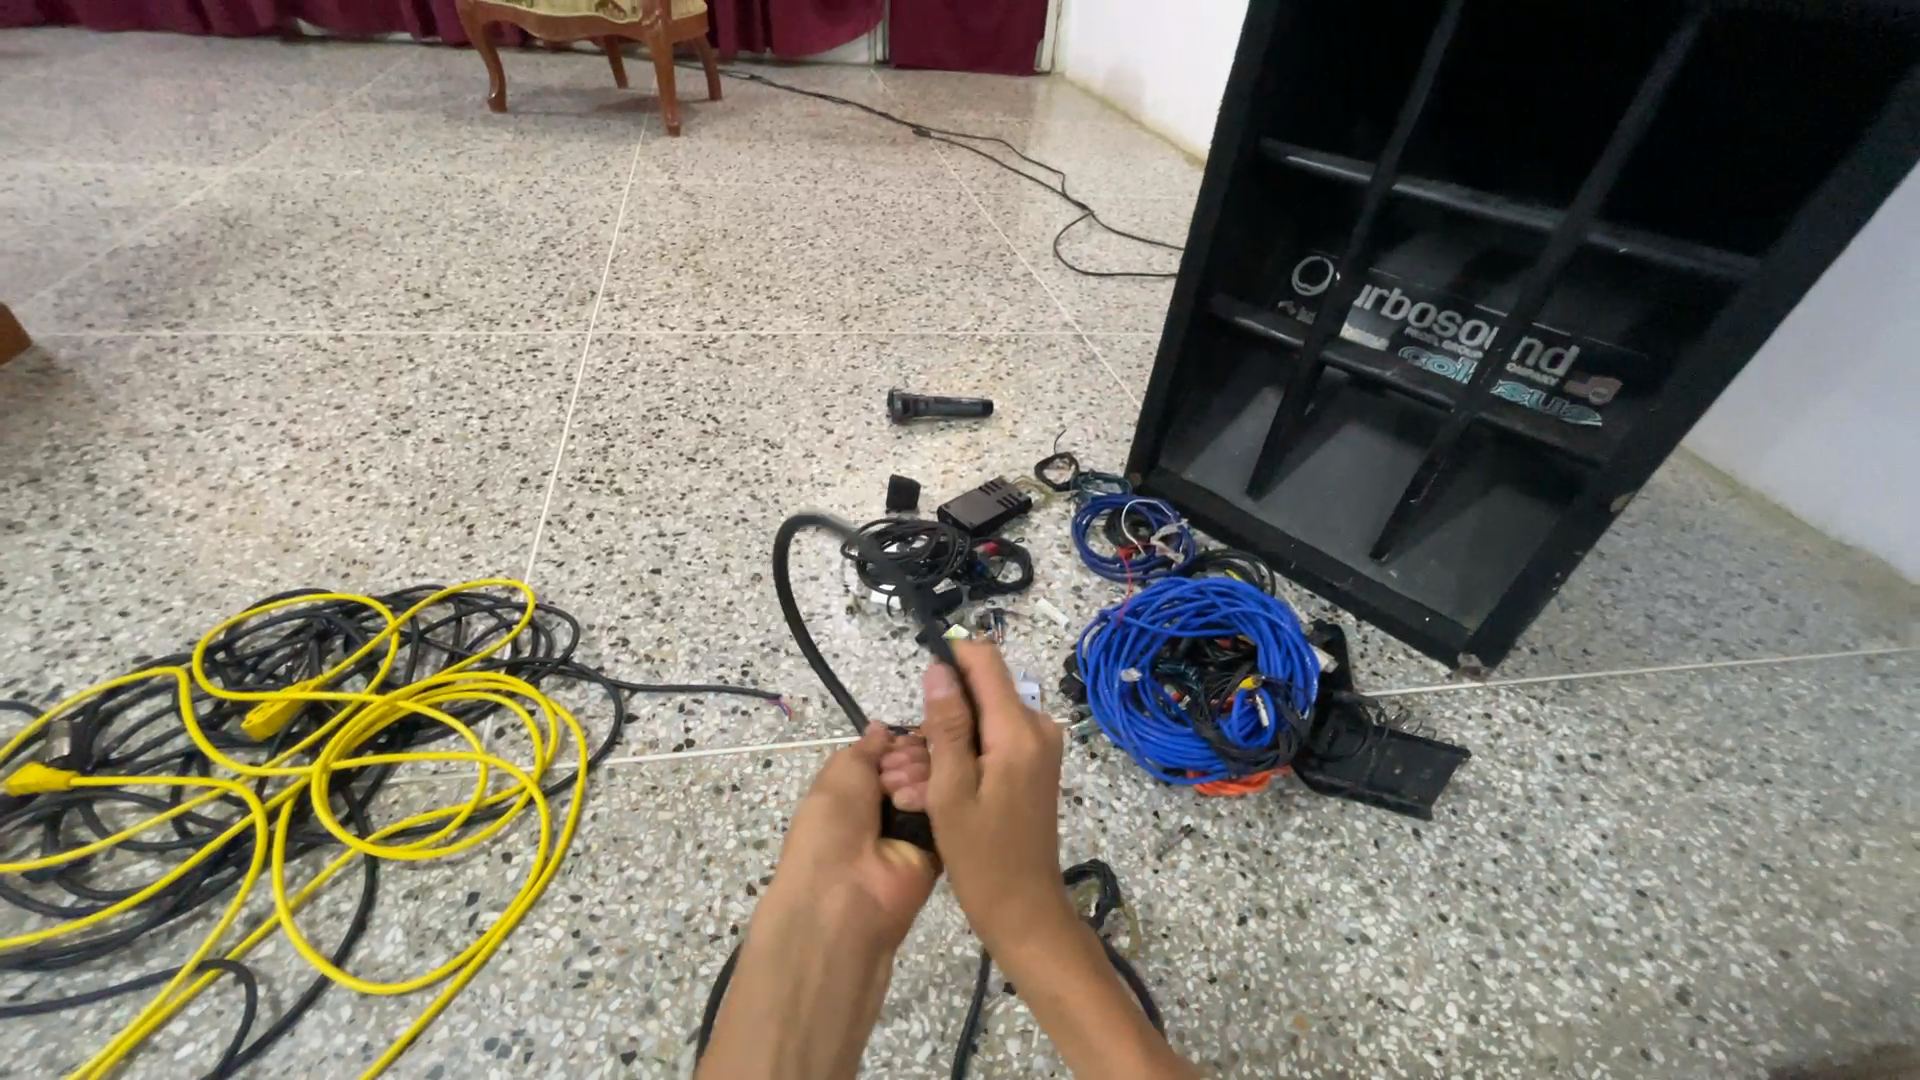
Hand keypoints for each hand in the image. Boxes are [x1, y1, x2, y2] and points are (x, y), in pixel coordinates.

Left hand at [699, 728, 940, 1079]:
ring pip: (936, 783)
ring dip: (921, 780)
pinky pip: (949, 814)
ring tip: (903, 796)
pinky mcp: (938, 849)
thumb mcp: (839, 773)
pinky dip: (941, 802)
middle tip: (893, 780)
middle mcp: (888, 806)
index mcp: (859, 788)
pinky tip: (926, 803)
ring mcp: (914, 827)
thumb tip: (881, 728)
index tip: (895, 748)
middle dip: (909, 761)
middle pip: (919, 763)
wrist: (842, 896)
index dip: (899, 743)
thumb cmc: (831, 828)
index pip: (894, 751)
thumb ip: (867, 748)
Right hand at [905, 643, 1077, 963]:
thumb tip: (939, 669)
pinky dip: (960, 761)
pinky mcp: (1031, 764)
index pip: (986, 661)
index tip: (918, 684)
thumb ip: (946, 725)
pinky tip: (929, 792)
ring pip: (979, 722)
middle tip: (901, 760)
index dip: (950, 659)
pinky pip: (989, 744)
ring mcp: (1037, 747)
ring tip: (907, 784)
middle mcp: (1036, 728)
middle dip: (938, 718)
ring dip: (942, 745)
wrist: (1024, 911)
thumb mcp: (951, 790)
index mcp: (1019, 729)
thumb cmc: (983, 857)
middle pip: (979, 694)